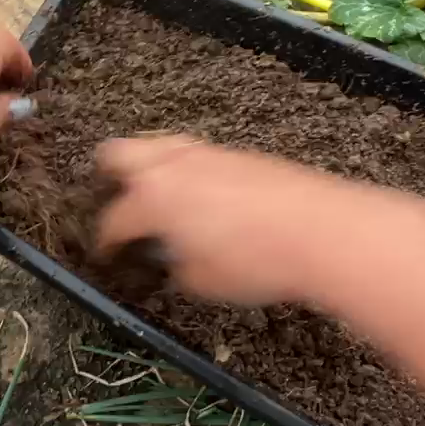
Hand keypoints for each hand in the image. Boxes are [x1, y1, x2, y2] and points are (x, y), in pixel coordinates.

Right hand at [94, 136, 424, 307]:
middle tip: (113, 198)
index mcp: (153, 199)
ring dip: (147, 164)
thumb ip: (176, 267)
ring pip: (159, 144)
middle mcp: (171, 167)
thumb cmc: (255, 261)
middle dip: (107, 175)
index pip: (114, 219)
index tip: (105, 254)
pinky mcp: (237, 153)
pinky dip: (184, 168)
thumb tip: (173, 260)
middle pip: (119, 153)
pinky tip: (199, 191)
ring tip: (154, 189)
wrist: (321, 229)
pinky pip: (194, 153)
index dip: (104, 241)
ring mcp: (205, 154)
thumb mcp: (202, 281)